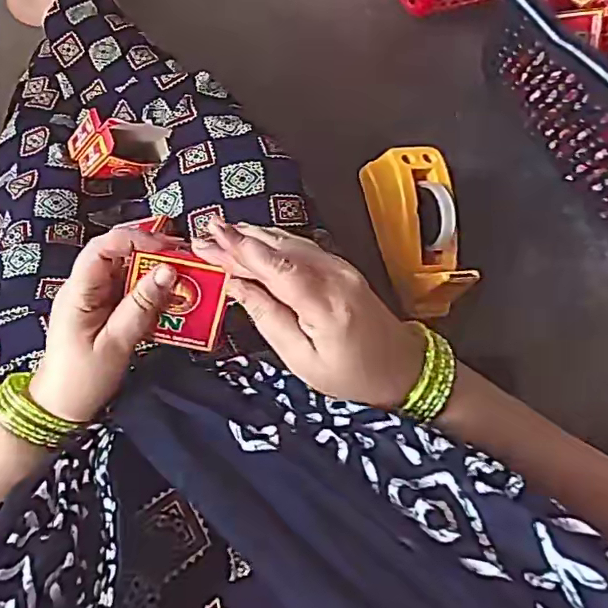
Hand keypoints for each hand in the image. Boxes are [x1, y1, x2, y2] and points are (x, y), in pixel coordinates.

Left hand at [27, 227, 185, 422]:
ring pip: (128, 271)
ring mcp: (95, 297)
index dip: (136, 239)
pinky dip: (152, 292)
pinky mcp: (105, 309)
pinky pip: (131, 290)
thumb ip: (141, 306)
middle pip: (119, 253)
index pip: (104, 246)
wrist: (60, 409)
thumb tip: (167, 271)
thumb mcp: (115, 344)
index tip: (167, 249)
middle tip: (186, 259)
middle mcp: (86, 286)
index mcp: (78, 290)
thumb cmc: (80, 380)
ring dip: (156, 272)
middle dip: (153, 252)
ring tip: (185, 278)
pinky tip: (172, 299)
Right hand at [192, 221, 424, 410]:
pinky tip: (252, 239)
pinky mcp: (339, 265)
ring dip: (251, 236)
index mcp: (325, 304)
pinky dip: (271, 241)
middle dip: (237, 239)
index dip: (240, 249)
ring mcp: (339, 267)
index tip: (211, 237)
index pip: (276, 267)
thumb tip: (237, 287)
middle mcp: (334, 276)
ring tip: (219, 233)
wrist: (404, 367)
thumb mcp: (301, 359)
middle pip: (277, 248)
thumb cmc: (354, 374)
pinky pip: (299, 246)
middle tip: (203, 235)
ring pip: (288, 242)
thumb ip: (266, 317)